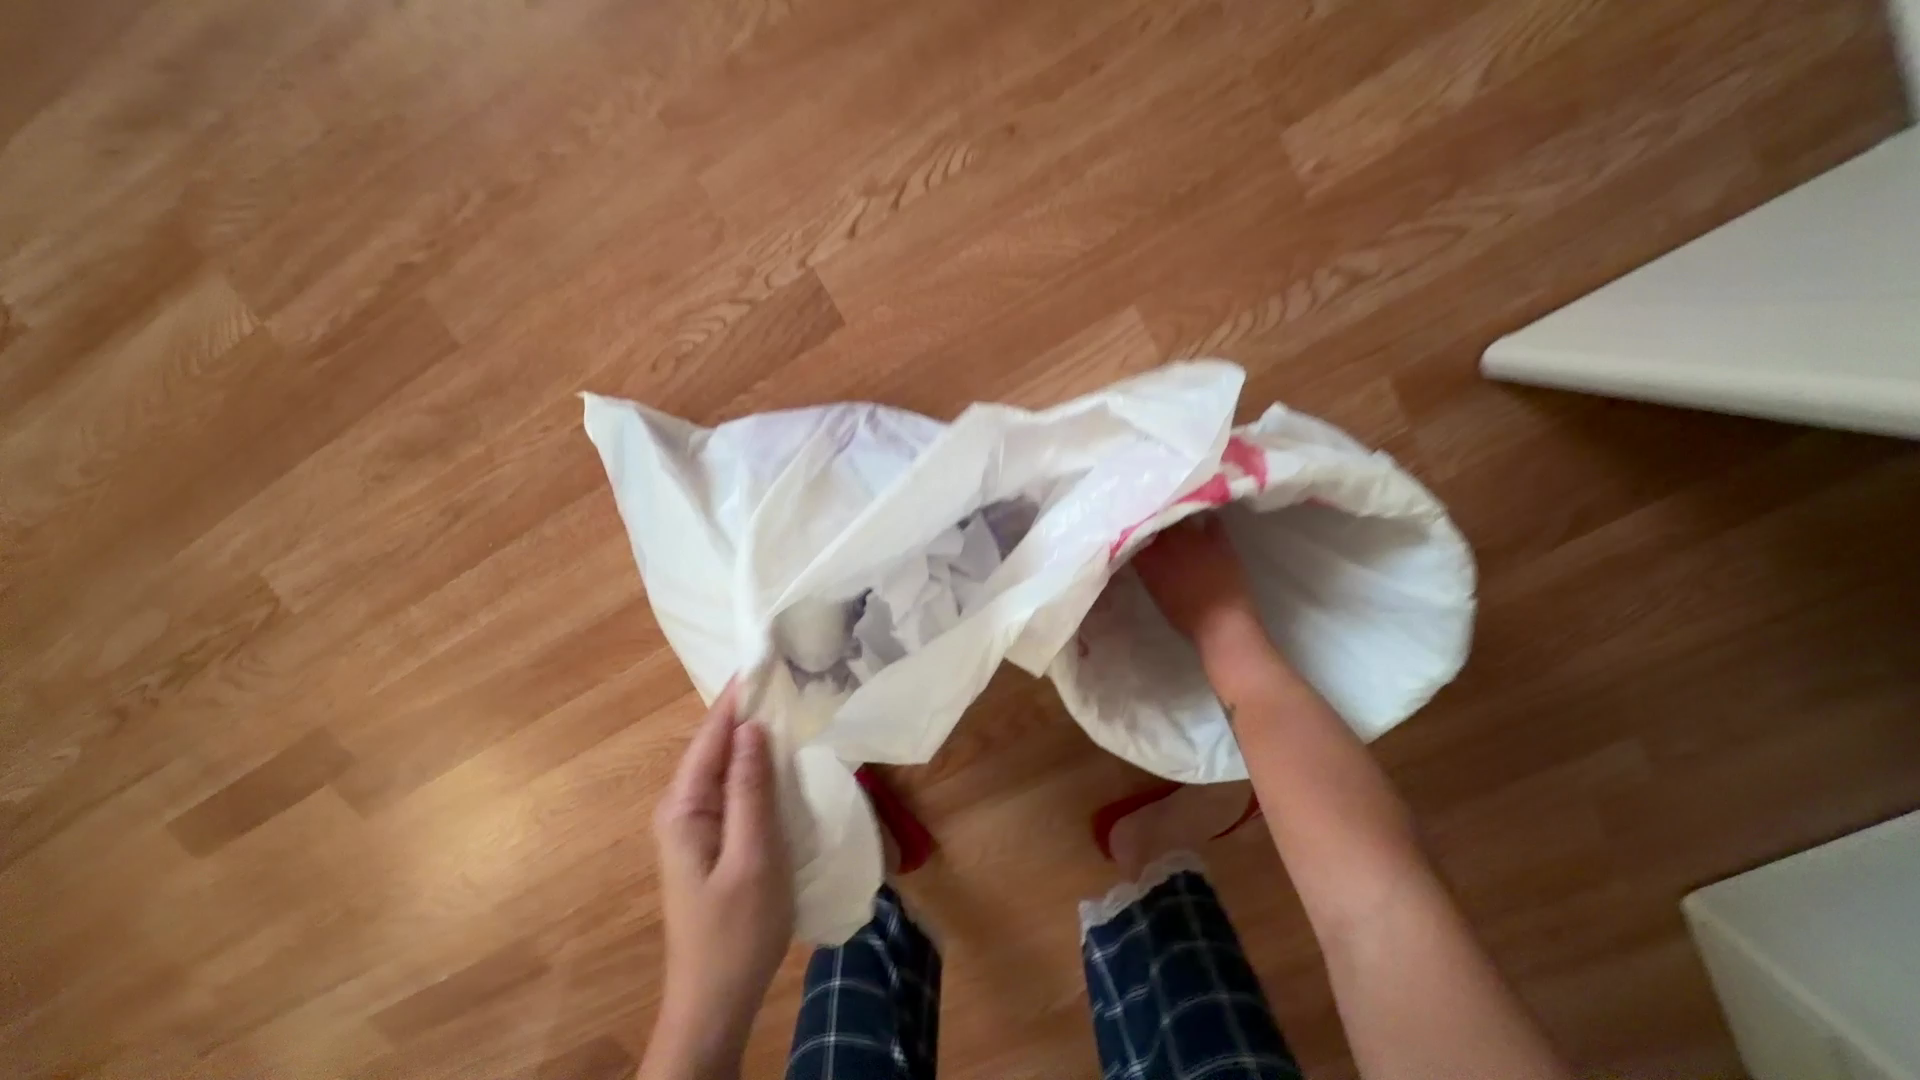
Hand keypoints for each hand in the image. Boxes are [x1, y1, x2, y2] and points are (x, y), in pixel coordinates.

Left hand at [643, 681, 793, 1079]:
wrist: (715, 1000)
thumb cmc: (736, 931)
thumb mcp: (753, 857)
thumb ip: (751, 791)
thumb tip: (753, 728)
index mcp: (684, 807)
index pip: (712, 734)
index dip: (739, 695)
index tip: (768, 656)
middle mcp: (683, 808)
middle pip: (717, 745)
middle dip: (749, 710)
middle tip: (792, 674)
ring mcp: (696, 826)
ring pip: (728, 767)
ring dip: (757, 737)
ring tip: (795, 703)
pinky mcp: (713, 841)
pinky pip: (736, 790)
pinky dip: (759, 768)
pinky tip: (785, 760)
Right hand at [1130, 513, 1259, 641]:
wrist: (1222, 621)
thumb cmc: (1185, 616)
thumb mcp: (1156, 592)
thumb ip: (1149, 569)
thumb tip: (1145, 555)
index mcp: (1148, 558)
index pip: (1135, 535)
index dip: (1136, 532)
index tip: (1137, 533)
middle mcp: (1168, 542)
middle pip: (1157, 522)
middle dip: (1155, 521)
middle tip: (1156, 525)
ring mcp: (1194, 537)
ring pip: (1180, 518)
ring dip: (1177, 519)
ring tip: (1177, 522)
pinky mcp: (1219, 538)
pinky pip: (1210, 520)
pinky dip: (1206, 520)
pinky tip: (1204, 521)